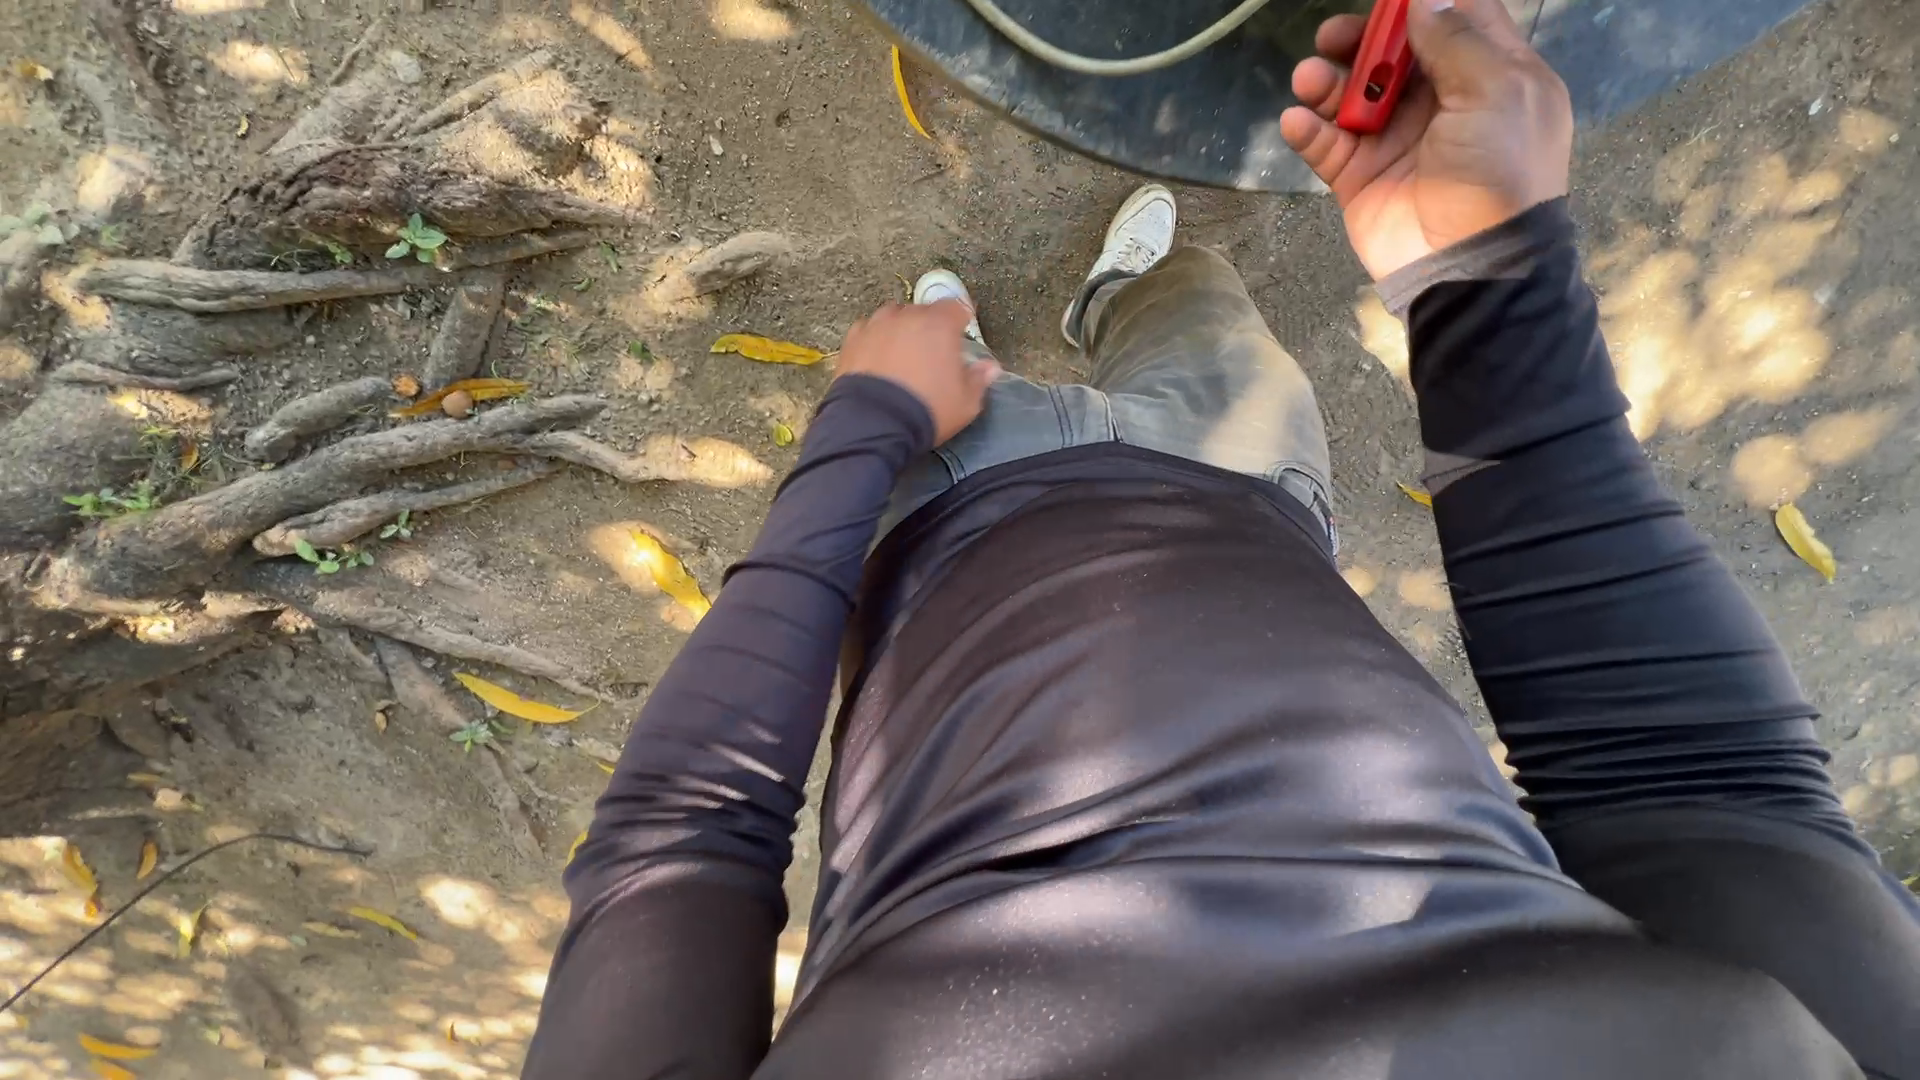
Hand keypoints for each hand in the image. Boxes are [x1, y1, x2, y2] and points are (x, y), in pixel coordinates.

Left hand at [834, 299, 999, 444]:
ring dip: (901, 330)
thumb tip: (990, 367)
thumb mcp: (965, 403)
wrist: (872, 423)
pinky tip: (878, 360)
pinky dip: (876, 341)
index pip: (957, 308)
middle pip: (923, 312)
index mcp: (939, 325)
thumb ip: (979, 380)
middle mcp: (907, 316)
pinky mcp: (852, 341)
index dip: (961, 319)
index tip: (962, 332)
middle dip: (930, 327)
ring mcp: (876, 325)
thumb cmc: (927, 410)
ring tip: (903, 355)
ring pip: (893, 318)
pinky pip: (869, 332)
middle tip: (932, 352)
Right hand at [1279, 0, 1572, 279]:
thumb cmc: (1496, 169)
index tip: (1389, 0)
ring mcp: (1394, 143)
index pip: (1453, 22)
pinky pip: (1327, 147)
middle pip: (1393, 57)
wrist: (1465, 261)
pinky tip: (1295, 119)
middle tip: (1332, 35)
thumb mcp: (1496, 91)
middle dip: (1362, 42)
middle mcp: (1438, 105)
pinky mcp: (1359, 179)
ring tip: (1306, 78)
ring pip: (1353, 99)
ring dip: (1327, 85)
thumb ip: (1458, 41)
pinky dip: (1308, 132)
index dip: (1420, 5)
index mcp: (1486, 77)